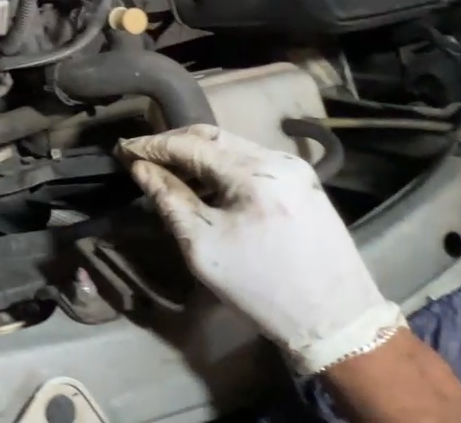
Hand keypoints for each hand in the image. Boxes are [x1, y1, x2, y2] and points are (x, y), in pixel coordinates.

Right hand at [118, 124, 405, 375]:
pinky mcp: (304, 182)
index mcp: (255, 174)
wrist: (339, 324)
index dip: (151, 145)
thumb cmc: (263, 289)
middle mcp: (278, 159)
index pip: (190, 144)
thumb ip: (169, 199)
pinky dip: (220, 164)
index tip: (121, 149)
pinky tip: (204, 181)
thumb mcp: (203, 247)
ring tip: (167, 169)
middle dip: (172, 144)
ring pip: (231, 146)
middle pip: (211, 136)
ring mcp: (295, 169)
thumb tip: (140, 167)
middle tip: (140, 155)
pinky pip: (250, 160)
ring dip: (196, 154)